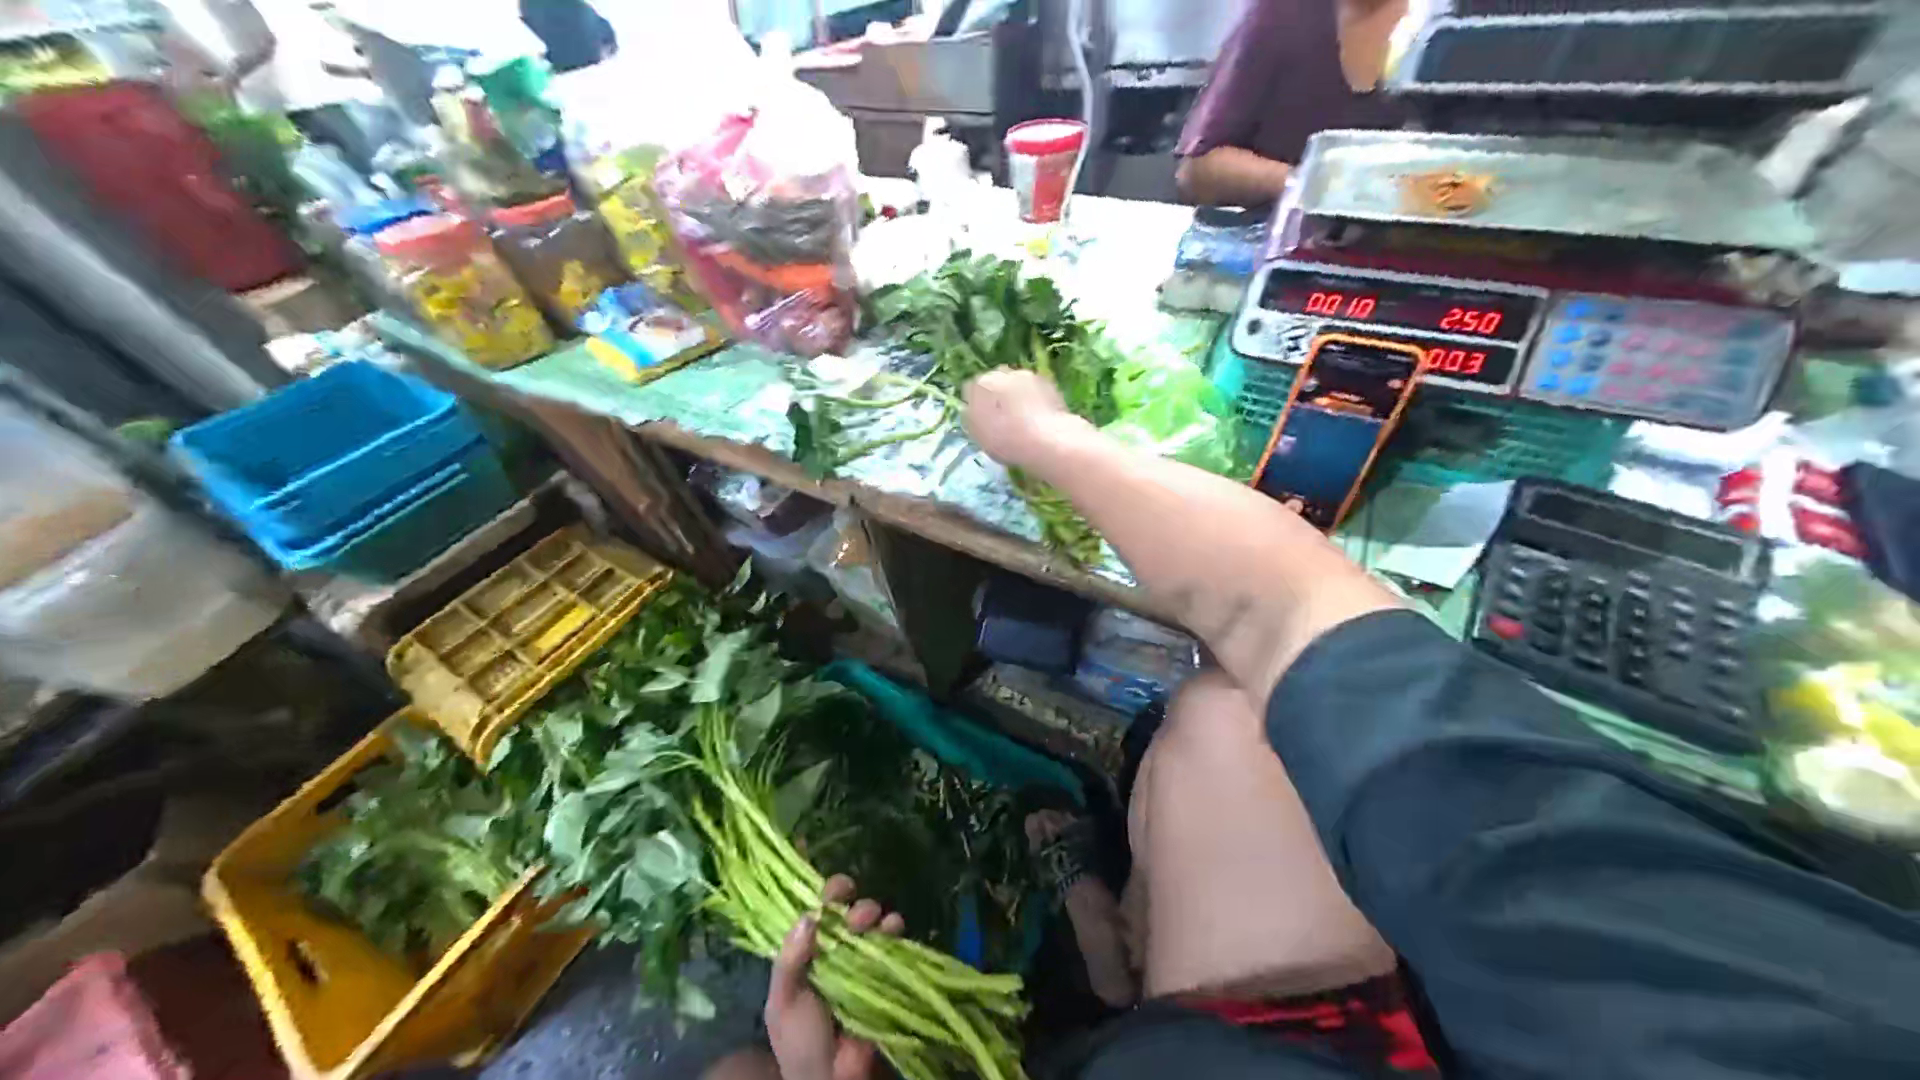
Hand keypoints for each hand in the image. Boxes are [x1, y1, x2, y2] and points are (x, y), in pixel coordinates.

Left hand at [765, 874, 904, 1079]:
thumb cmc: (801, 1045)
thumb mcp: (782, 1004)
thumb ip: (788, 962)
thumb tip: (808, 915)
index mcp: (810, 954)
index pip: (820, 913)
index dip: (829, 896)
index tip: (836, 890)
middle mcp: (838, 952)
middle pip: (850, 914)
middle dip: (855, 906)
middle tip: (857, 916)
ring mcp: (865, 963)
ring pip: (874, 925)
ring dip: (877, 916)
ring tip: (878, 922)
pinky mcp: (889, 976)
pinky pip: (895, 947)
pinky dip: (895, 931)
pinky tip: (894, 927)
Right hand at [962, 369, 1084, 467]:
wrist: (1045, 439)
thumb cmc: (1005, 441)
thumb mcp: (977, 436)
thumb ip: (972, 418)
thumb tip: (972, 411)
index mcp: (978, 386)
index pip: (971, 390)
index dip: (977, 405)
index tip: (984, 419)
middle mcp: (1000, 373)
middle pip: (994, 382)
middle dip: (997, 396)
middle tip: (1004, 418)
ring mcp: (1024, 375)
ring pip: (1015, 383)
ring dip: (1017, 395)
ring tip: (1025, 418)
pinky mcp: (1046, 380)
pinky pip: (1034, 388)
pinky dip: (1034, 398)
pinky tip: (1039, 416)